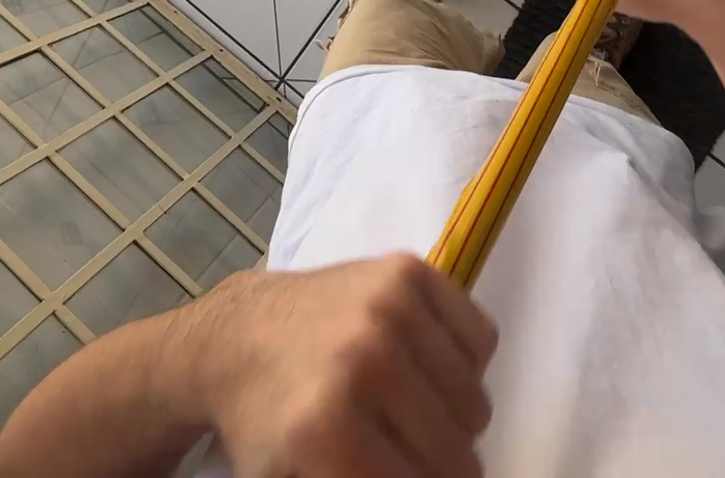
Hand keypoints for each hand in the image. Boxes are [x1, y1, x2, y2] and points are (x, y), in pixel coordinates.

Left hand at [190, 253, 497, 477]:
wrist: (241, 331)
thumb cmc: (269, 417)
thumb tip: (424, 477)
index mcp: (328, 429)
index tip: (398, 470)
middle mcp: (364, 359)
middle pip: (458, 455)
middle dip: (438, 464)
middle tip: (404, 447)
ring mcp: (388, 306)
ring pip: (476, 402)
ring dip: (453, 416)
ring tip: (412, 405)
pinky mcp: (407, 269)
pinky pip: (483, 339)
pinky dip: (464, 360)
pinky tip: (425, 360)